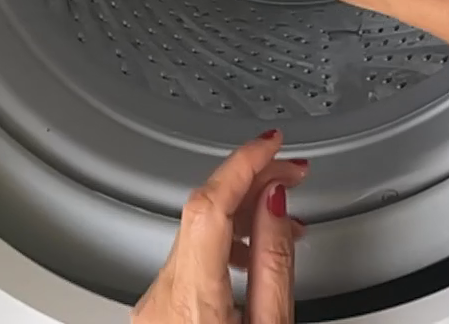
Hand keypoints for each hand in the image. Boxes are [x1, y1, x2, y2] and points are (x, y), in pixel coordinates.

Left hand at [132, 132, 306, 323]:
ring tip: (287, 215)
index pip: (210, 204)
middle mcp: (160, 296)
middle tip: (294, 172)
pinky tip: (257, 247)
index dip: (243, 162)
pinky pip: (193, 255)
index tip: (272, 142)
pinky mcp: (157, 310)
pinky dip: (227, 239)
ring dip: (245, 209)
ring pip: (199, 230)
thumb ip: (274, 261)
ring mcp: (153, 302)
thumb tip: (275, 199)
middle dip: (254, 179)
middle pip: (205, 210)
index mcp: (189, 299)